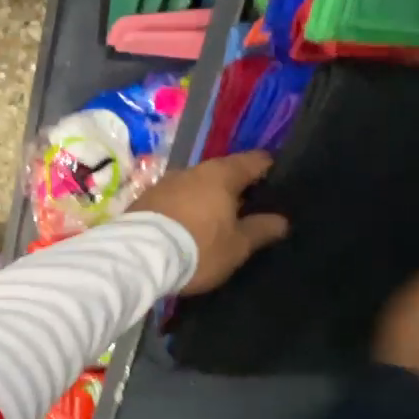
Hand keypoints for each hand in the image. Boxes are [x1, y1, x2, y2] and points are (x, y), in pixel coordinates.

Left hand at [129, 150, 289, 294]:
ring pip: (194, 186)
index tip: (276, 185)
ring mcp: (163, 183)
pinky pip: (172, 200)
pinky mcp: (142, 200)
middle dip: (234, 188)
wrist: (137, 258)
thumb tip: (281, 220)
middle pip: (221, 173)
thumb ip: (260, 230)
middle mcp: (191, 171)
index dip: (268, 170)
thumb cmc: (198, 248)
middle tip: (245, 210)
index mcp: (221, 174)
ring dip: (205, 199)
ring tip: (213, 221)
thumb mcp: (237, 246)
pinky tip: (184, 226)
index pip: (254, 161)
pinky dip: (182, 208)